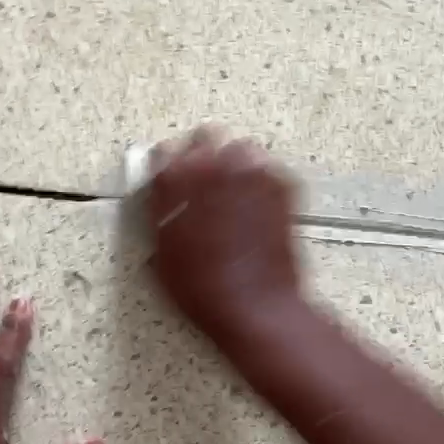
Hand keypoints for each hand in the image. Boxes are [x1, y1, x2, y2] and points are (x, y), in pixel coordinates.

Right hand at [147, 127, 307, 346]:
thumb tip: (166, 201)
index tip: (172, 181)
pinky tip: (257, 209)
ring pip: (240, 149)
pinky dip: (261, 182)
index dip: (168, 168)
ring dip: (235, 166)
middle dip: (204, 157)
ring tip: (235, 196)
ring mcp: (250, 171)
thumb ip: (161, 214)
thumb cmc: (202, 288)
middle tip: (206, 185)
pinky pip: (267, 170)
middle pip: (205, 138)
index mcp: (173, 180)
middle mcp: (211, 165)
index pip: (163, 152)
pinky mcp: (282, 184)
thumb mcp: (163, 253)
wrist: (255, 305)